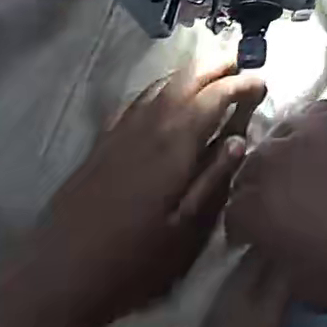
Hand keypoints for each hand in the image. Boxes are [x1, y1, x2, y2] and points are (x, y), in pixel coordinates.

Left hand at [0, 60, 265, 326]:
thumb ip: (215, 179)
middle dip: (216, 65)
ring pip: (164, 81)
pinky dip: (164, 84)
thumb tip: (240, 139)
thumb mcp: (187, 229)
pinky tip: (166, 93)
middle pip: (188, 77)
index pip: (216, 96)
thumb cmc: (135, 253)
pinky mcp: (108, 133)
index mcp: (177, 139)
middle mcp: (153, 119)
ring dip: (191, 71)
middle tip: (238, 62)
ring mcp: (126, 123)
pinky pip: (143, 94)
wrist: (64, 264)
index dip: (241, 84)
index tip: (261, 79)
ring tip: (211, 72)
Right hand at [223, 101, 326, 314]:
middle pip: (249, 168)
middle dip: (256, 188)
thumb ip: (278, 257)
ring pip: (278, 137)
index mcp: (262, 203)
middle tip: (278, 206)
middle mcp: (275, 156)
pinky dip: (312, 135)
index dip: (242, 226)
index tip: (255, 235)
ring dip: (283, 156)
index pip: (232, 210)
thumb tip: (271, 242)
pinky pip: (311, 117)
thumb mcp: (313, 285)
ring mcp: (308, 124)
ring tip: (304, 173)